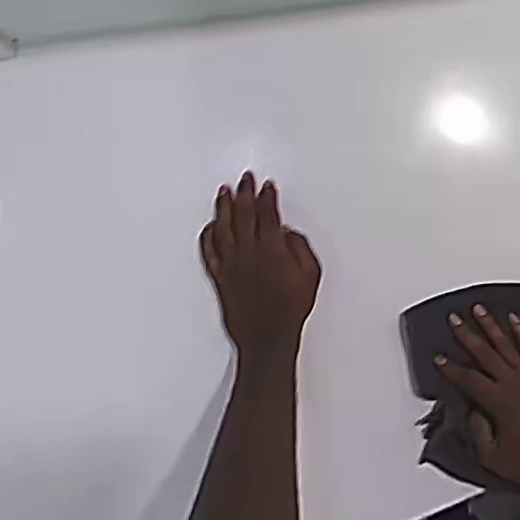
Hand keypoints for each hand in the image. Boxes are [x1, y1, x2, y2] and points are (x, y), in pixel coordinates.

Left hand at [199, 172, 321, 361]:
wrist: (268, 339)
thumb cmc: (290, 309)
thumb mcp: (311, 274)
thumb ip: (299, 247)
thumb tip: (287, 233)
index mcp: (272, 250)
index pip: (268, 213)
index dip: (267, 196)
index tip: (267, 186)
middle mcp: (249, 253)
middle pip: (244, 214)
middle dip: (245, 192)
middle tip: (245, 179)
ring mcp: (232, 265)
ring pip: (224, 227)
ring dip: (224, 207)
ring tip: (224, 192)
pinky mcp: (220, 278)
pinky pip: (209, 251)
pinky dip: (208, 236)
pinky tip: (210, 226)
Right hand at [436, 306, 519, 490]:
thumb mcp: (492, 456)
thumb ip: (478, 431)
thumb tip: (473, 409)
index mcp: (498, 401)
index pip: (469, 379)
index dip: (452, 368)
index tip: (439, 358)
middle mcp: (512, 383)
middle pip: (484, 353)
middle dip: (466, 335)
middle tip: (453, 319)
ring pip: (504, 344)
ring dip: (490, 325)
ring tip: (478, 309)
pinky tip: (513, 318)